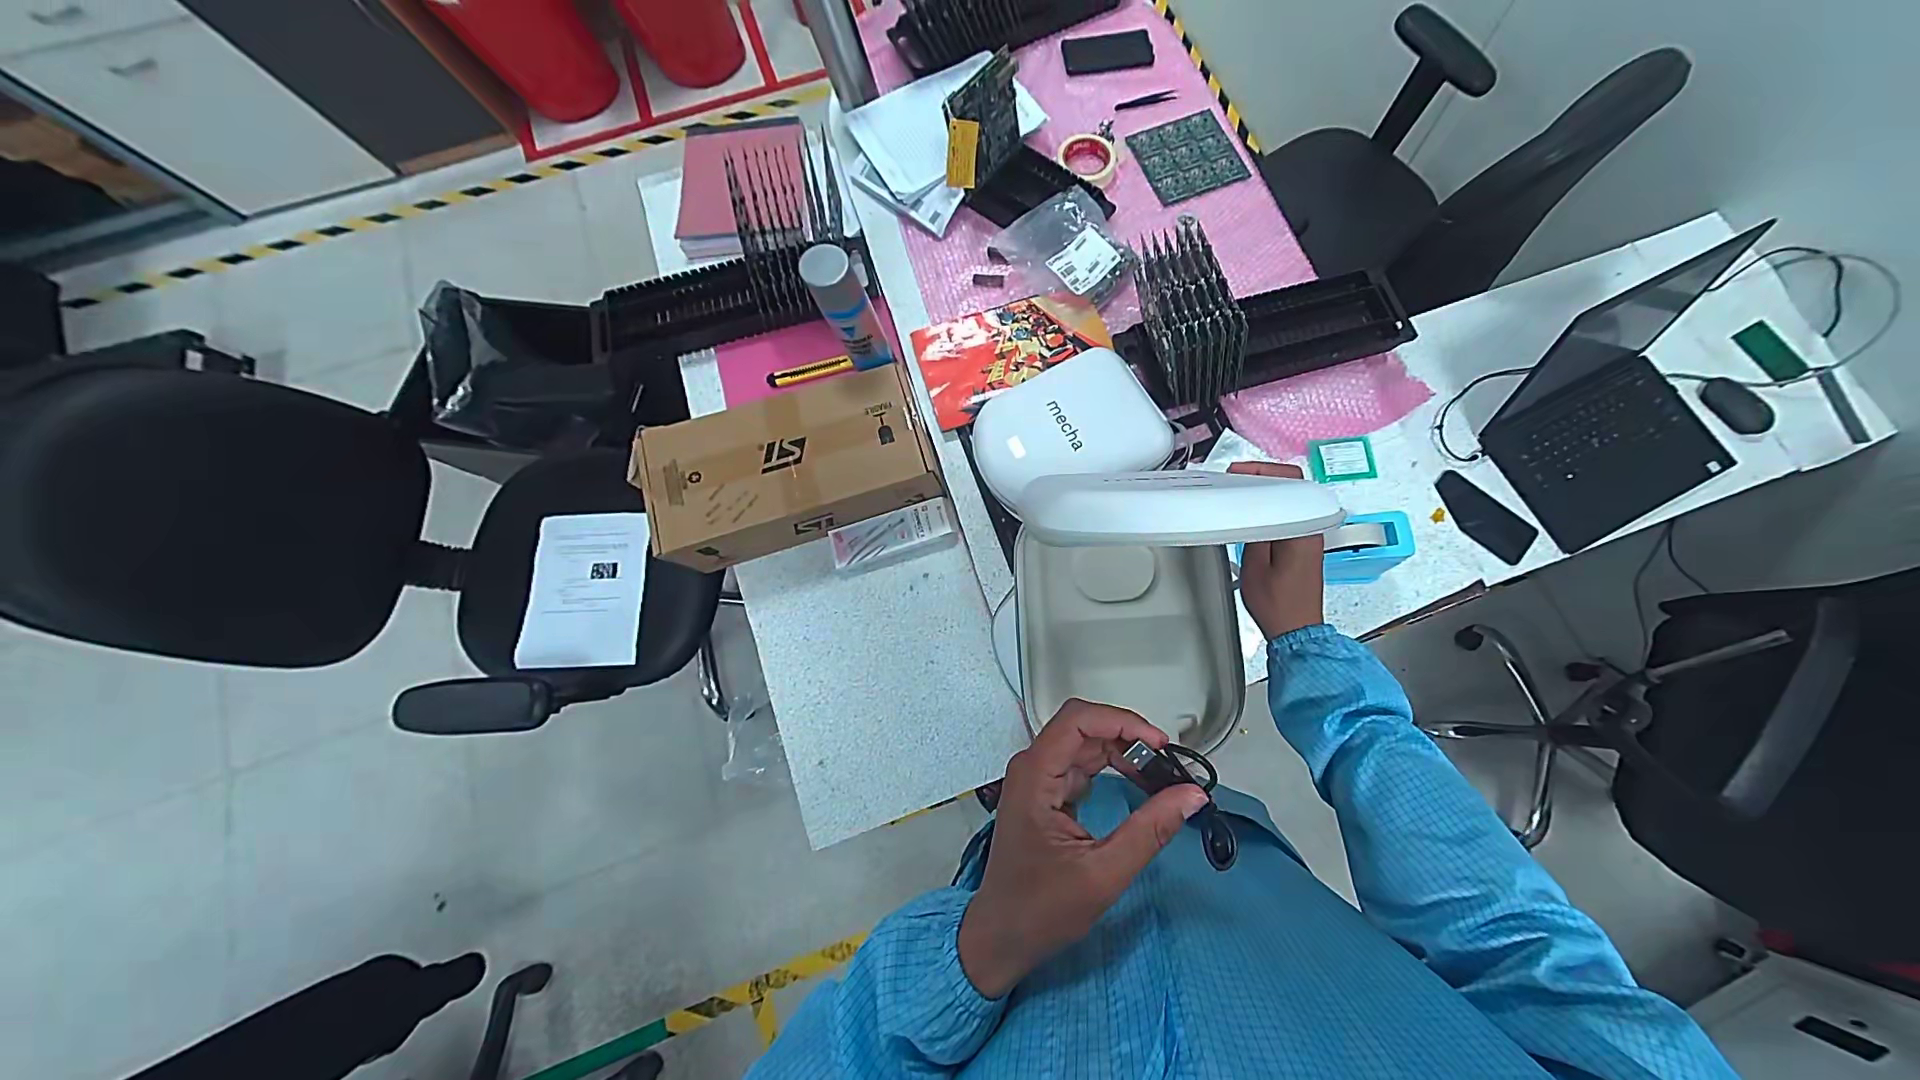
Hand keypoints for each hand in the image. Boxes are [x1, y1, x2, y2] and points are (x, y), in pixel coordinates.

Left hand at [958, 700, 1208, 998]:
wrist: (1002, 935)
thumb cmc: (1040, 909)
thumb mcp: (1103, 873)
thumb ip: (1149, 830)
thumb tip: (1189, 796)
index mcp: (1034, 776)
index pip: (1077, 720)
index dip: (1120, 721)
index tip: (1159, 744)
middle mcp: (1032, 768)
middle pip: (1083, 727)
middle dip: (1128, 736)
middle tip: (1167, 764)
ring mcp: (1037, 778)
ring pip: (1085, 743)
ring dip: (1124, 751)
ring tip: (1160, 776)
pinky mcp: (1045, 791)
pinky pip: (1082, 764)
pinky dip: (1113, 767)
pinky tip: (1139, 783)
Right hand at [1229, 461, 1325, 640]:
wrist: (1296, 629)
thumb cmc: (1279, 605)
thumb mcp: (1254, 566)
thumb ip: (1254, 531)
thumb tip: (1248, 507)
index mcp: (1303, 529)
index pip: (1290, 482)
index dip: (1262, 471)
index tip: (1237, 473)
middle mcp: (1311, 528)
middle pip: (1293, 485)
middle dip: (1262, 477)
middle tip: (1235, 480)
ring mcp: (1309, 536)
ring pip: (1290, 498)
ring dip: (1265, 492)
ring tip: (1239, 494)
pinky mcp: (1303, 544)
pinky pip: (1288, 513)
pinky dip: (1269, 506)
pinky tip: (1251, 512)